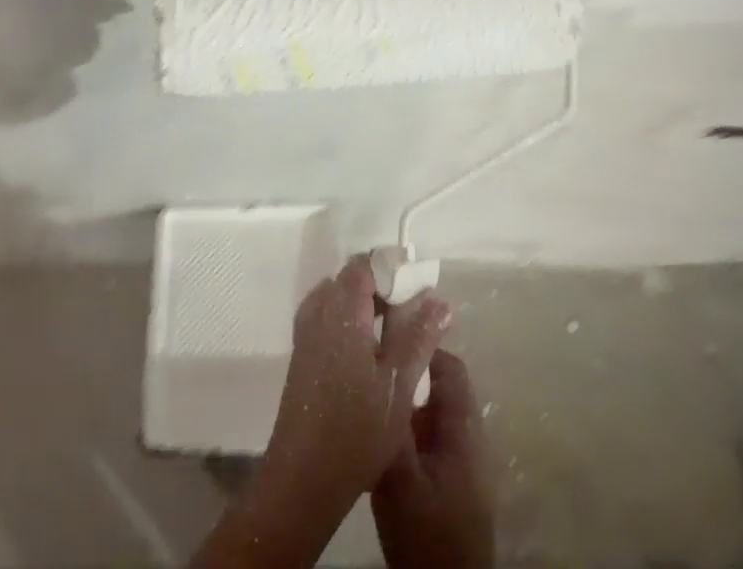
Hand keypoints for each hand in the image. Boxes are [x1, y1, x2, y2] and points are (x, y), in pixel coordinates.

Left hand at [263, 255, 453, 506]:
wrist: (305, 475)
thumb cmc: (357, 428)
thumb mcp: (399, 383)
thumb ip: (419, 336)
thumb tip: (439, 300)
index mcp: (339, 315)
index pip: (362, 267)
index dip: (391, 267)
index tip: (420, 283)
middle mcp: (316, 317)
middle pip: (347, 281)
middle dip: (382, 285)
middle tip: (416, 308)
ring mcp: (305, 338)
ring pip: (336, 301)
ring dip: (366, 305)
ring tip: (399, 328)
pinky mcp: (303, 359)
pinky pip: (328, 321)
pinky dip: (351, 321)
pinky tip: (374, 350)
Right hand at [371, 350, 494, 568]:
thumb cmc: (428, 532)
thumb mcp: (400, 478)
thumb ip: (389, 427)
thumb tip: (373, 375)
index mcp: (463, 430)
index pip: (449, 368)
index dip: (419, 345)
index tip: (382, 332)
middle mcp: (466, 437)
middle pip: (436, 387)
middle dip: (403, 370)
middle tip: (363, 360)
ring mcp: (457, 459)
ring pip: (427, 412)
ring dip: (400, 399)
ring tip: (360, 388)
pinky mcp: (445, 479)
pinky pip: (423, 436)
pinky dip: (400, 425)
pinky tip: (371, 429)